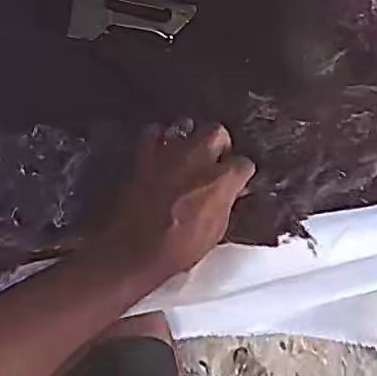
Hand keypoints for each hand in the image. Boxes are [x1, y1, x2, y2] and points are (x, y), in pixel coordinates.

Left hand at [93, 120, 254, 282]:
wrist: (134, 250)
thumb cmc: (177, 248)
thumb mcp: (215, 231)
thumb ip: (224, 203)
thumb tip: (228, 193)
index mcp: (221, 179)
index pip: (242, 164)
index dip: (238, 174)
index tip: (234, 181)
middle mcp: (198, 158)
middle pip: (217, 132)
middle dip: (218, 145)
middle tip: (213, 162)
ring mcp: (169, 153)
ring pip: (186, 125)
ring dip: (189, 138)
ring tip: (187, 155)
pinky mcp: (143, 155)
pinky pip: (153, 132)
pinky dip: (158, 137)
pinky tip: (160, 150)